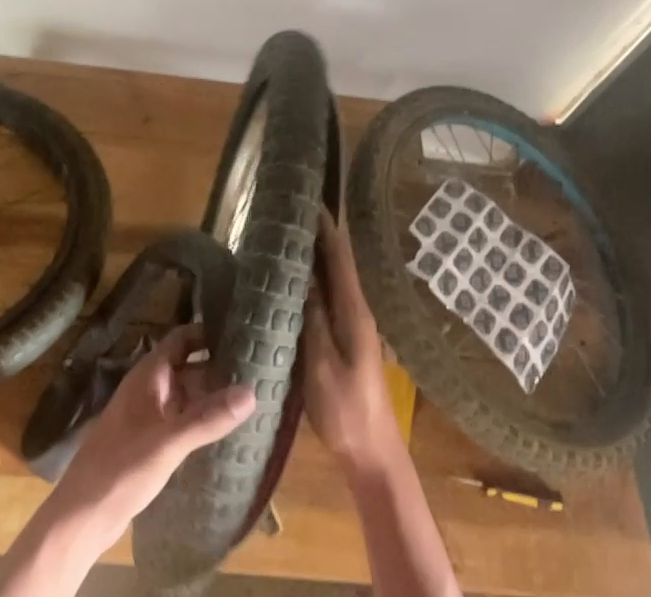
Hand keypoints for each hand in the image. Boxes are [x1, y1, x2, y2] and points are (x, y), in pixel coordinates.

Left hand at [50, 324, 256, 547]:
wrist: (82, 517)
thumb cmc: (121, 469)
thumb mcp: (168, 442)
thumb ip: (208, 417)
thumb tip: (252, 391)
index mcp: (149, 377)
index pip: (182, 339)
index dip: (210, 332)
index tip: (246, 331)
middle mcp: (150, 390)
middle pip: (190, 367)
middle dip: (222, 367)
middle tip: (264, 368)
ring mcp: (150, 417)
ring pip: (189, 396)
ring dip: (216, 396)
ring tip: (258, 395)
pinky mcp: (152, 443)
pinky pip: (184, 421)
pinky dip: (205, 420)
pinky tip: (231, 430)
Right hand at [304, 208, 401, 472]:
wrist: (371, 452)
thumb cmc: (346, 411)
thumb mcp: (322, 367)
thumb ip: (312, 321)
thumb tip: (301, 277)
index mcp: (354, 312)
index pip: (340, 257)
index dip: (325, 227)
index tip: (306, 199)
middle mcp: (355, 312)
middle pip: (336, 264)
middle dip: (315, 236)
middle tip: (283, 215)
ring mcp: (350, 327)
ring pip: (330, 281)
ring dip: (310, 259)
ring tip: (280, 240)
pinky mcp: (342, 341)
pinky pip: (325, 300)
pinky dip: (308, 284)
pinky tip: (287, 285)